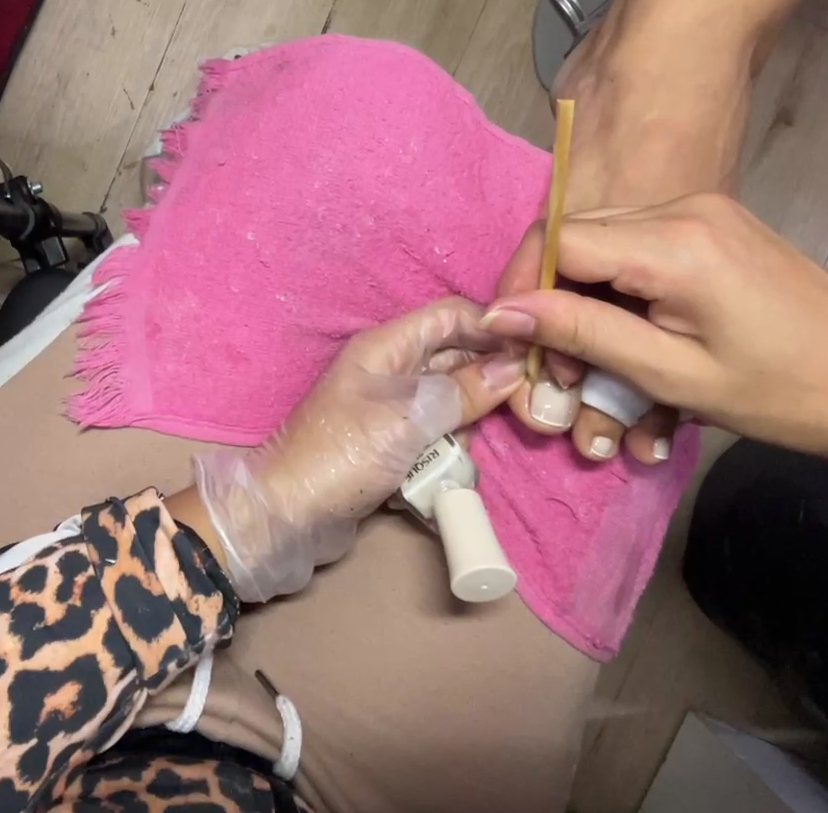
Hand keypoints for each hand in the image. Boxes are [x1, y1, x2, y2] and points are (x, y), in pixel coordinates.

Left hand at [190, 297, 524, 601]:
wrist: (290, 513)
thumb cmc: (342, 456)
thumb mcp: (408, 420)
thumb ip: (462, 392)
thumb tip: (512, 369)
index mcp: (386, 346)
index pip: (450, 315)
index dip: (493, 327)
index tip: (537, 352)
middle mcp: (390, 368)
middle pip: (456, 354)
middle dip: (492, 374)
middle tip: (537, 400)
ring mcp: (390, 405)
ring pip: (451, 395)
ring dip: (474, 414)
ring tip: (501, 433)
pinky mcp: (392, 440)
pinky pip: (436, 430)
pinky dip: (453, 441)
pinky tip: (464, 461)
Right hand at [496, 0, 765, 463]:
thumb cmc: (785, 393)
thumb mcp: (671, 375)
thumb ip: (581, 333)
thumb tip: (499, 313)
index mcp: (676, 241)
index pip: (558, 239)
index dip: (522, 285)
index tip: (513, 339)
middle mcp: (684, 207)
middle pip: (574, 234)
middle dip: (547, 295)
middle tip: (554, 362)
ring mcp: (703, 210)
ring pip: (598, 239)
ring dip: (577, 293)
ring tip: (588, 354)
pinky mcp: (713, 224)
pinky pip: (632, 244)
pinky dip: (611, 286)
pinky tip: (622, 329)